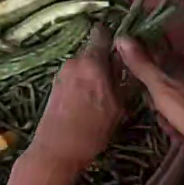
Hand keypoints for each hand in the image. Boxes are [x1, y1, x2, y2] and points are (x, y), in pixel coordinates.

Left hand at [26, 26, 124, 173]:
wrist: (55, 151)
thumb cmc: (91, 130)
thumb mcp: (117, 107)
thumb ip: (122, 80)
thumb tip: (128, 64)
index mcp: (91, 62)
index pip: (102, 33)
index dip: (114, 37)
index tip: (124, 47)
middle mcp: (74, 61)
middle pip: (94, 50)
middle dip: (106, 60)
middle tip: (119, 77)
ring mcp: (62, 72)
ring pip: (84, 65)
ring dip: (94, 73)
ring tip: (105, 93)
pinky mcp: (55, 85)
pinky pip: (75, 76)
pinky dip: (84, 82)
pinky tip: (90, 100)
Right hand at [115, 36, 183, 161]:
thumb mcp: (160, 86)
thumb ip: (141, 64)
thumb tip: (122, 36)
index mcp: (176, 64)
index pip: (150, 54)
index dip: (136, 63)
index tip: (125, 75)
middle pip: (156, 81)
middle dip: (150, 98)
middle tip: (154, 108)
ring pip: (165, 102)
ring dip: (163, 115)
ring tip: (169, 124)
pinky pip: (176, 117)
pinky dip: (174, 126)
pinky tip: (178, 134)